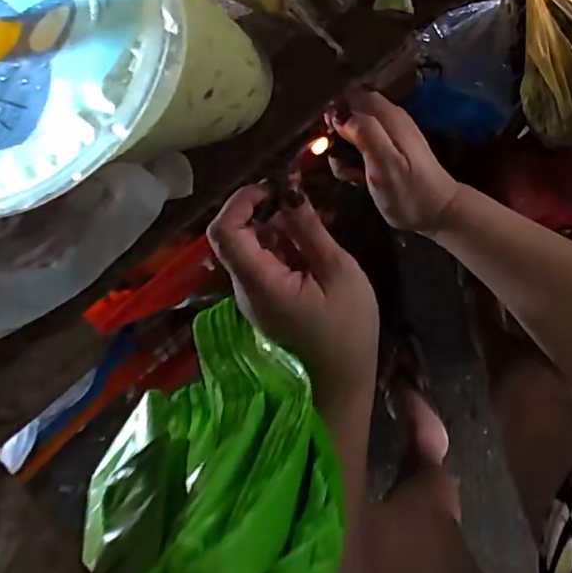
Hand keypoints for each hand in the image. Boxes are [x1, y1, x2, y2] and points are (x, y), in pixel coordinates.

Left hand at [207, 183, 378, 402]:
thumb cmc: (347, 330)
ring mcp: (252, 297)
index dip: (241, 201)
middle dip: (264, 210)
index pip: (224, 232)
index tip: (275, 187)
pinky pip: (263, 262)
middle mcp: (245, 288)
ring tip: (316, 225)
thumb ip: (309, 229)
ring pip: (250, 247)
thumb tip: (289, 189)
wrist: (343, 385)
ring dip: (276, 227)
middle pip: (235, 237)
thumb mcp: (338, 272)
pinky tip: (312, 248)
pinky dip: (282, 245)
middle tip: (304, 203)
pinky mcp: (264, 301)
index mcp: (259, 283)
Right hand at [330, 89, 460, 235]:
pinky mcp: (388, 148)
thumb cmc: (410, 192)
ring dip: (342, 150)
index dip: (333, 109)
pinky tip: (356, 177)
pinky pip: (361, 144)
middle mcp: (388, 117)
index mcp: (387, 115)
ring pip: (352, 130)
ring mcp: (389, 133)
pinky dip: (352, 159)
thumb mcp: (385, 165)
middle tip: (337, 159)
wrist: (438, 213)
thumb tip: (339, 113)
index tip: (325, 134)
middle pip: (349, 111)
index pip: (350, 92)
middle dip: (335, 133)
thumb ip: (364, 134)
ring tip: (349, 173)